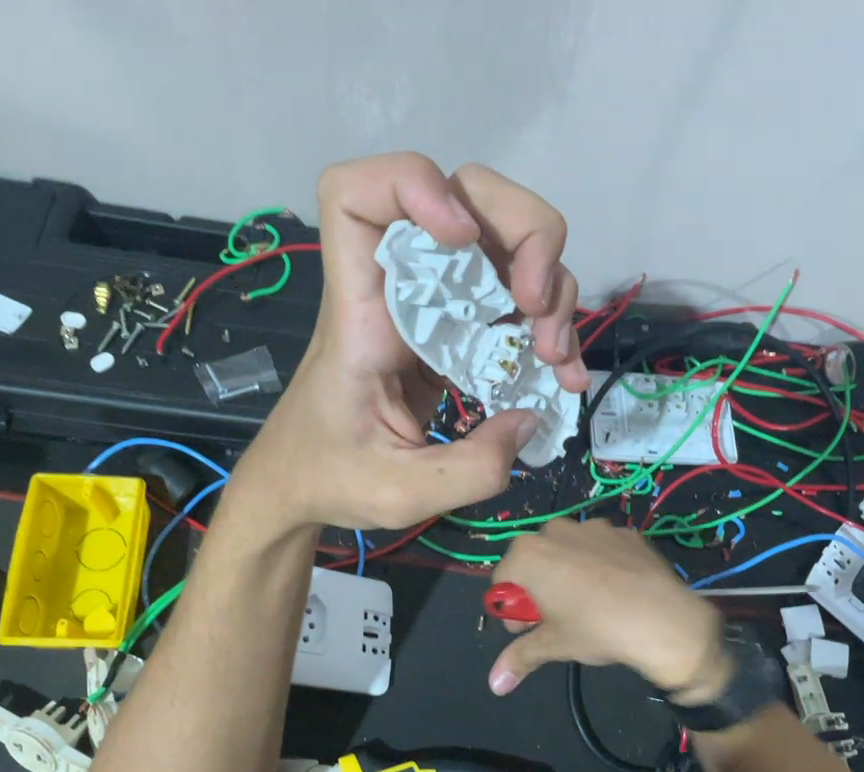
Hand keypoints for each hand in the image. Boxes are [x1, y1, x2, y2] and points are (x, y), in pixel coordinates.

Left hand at [234, 152, 587, 529]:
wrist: (302, 487)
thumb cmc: (329, 479)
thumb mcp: (398, 494)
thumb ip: (471, 470)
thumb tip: (530, 419)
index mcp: (361, 314)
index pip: (356, 195)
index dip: (412, 185)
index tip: (462, 238)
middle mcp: (398, 291)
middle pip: (466, 195)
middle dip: (524, 233)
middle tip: (538, 308)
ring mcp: (432, 306)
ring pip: (502, 244)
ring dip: (549, 286)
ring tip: (554, 358)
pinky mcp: (454, 331)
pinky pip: (511, 299)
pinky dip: (546, 325)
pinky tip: (561, 374)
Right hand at [487, 519, 729, 701]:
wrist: (663, 619)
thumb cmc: (596, 629)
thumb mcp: (554, 645)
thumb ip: (519, 658)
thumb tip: (495, 685)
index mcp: (528, 554)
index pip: (502, 582)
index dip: (511, 610)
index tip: (527, 630)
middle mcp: (555, 531)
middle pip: (533, 561)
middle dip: (538, 588)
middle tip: (556, 619)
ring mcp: (593, 527)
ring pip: (568, 551)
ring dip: (568, 573)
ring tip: (589, 606)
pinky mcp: (625, 532)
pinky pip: (601, 549)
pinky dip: (600, 566)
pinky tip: (616, 592)